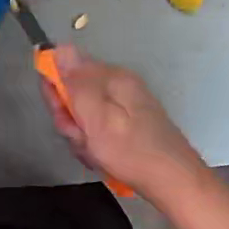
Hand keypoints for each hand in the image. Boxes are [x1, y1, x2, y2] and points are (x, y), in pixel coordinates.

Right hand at [42, 45, 206, 199]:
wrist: (173, 182)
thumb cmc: (130, 151)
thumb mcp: (96, 117)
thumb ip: (76, 83)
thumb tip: (60, 47)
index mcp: (112, 78)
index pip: (66, 68)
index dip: (55, 92)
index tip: (63, 115)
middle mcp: (120, 85)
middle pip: (74, 92)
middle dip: (69, 118)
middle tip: (81, 137)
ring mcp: (125, 105)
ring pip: (82, 113)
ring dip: (79, 134)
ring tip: (92, 150)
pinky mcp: (128, 123)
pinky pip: (96, 126)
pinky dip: (93, 141)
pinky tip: (100, 155)